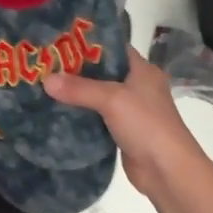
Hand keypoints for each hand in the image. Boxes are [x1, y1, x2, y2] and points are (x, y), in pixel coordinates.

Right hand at [45, 46, 203, 196]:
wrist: (167, 170)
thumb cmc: (146, 124)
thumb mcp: (112, 99)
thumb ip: (79, 88)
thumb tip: (46, 80)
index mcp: (143, 70)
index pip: (113, 48)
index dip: (88, 44)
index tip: (59, 42)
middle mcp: (138, 87)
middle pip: (103, 72)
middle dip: (76, 70)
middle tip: (45, 65)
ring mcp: (131, 110)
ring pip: (98, 96)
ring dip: (77, 94)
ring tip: (46, 86)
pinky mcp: (122, 131)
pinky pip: (97, 117)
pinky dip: (81, 115)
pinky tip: (58, 112)